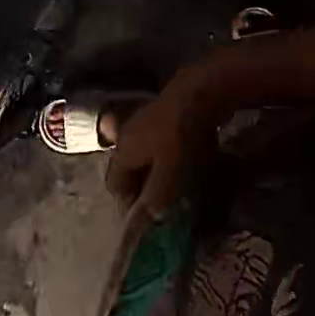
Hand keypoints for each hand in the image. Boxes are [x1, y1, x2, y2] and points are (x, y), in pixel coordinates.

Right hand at [105, 67, 225, 216]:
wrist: (199, 93)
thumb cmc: (180, 137)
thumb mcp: (168, 174)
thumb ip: (154, 200)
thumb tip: (142, 222)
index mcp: (123, 151)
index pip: (115, 186)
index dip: (128, 206)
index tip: (148, 220)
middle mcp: (127, 135)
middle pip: (128, 170)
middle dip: (142, 188)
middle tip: (163, 204)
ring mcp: (144, 122)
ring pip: (144, 156)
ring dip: (156, 173)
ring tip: (176, 187)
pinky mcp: (163, 114)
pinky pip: (158, 143)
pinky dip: (167, 157)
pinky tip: (185, 163)